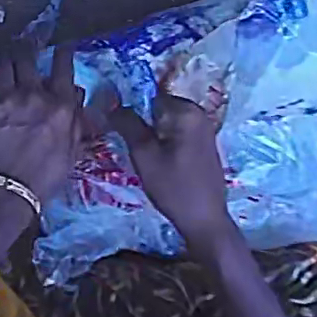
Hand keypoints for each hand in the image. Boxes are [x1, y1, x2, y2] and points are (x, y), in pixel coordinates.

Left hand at [0, 46, 87, 203]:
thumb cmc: (40, 182)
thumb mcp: (70, 156)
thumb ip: (76, 125)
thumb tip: (78, 100)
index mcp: (59, 107)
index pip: (64, 68)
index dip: (63, 52)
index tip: (63, 44)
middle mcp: (33, 95)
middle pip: (30, 58)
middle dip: (29, 50)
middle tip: (27, 47)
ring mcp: (3, 97)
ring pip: (4, 62)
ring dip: (5, 57)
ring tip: (4, 56)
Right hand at [105, 93, 236, 246]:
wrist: (204, 220)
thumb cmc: (173, 187)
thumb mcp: (144, 155)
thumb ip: (127, 124)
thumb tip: (111, 104)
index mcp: (187, 111)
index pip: (149, 96)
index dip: (131, 110)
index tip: (119, 128)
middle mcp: (200, 114)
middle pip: (159, 109)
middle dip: (142, 123)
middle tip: (130, 146)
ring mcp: (205, 130)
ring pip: (167, 123)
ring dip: (151, 135)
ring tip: (142, 156)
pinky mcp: (204, 146)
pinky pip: (177, 134)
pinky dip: (164, 143)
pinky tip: (158, 162)